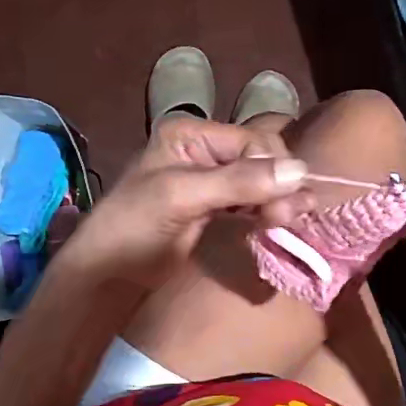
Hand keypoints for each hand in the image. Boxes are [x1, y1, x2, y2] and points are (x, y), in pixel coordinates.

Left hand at [57, 116, 315, 288]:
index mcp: (189, 134)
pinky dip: (267, 211)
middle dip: (278, 184)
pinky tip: (282, 222)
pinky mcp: (213, 209)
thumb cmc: (133, 227)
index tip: (286, 201)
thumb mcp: (181, 197)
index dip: (273, 167)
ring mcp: (209, 180)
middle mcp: (203, 151)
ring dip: (277, 199)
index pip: (250, 141)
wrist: (107, 271)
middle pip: (259, 159)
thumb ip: (237, 183)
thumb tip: (298, 169)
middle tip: (287, 216)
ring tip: (290, 220)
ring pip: (259, 182)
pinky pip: (251, 203)